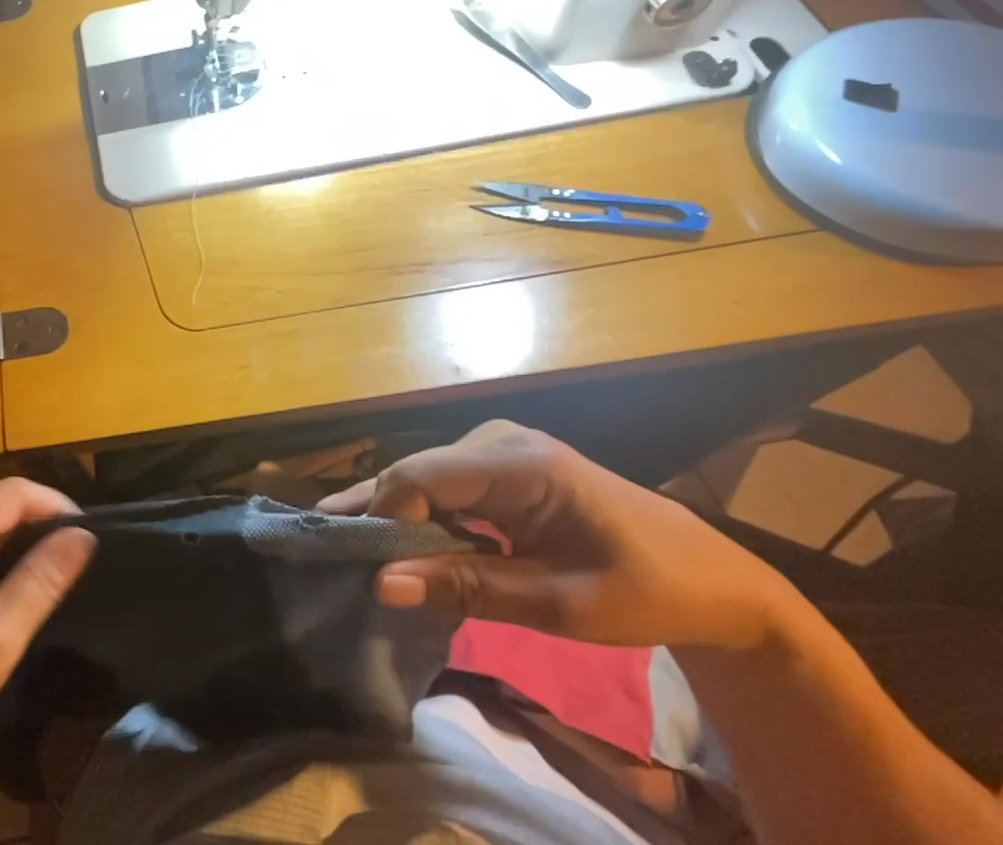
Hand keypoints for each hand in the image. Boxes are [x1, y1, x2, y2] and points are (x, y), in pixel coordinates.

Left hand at [0, 478, 96, 762]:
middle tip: (87, 558)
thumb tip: (86, 536)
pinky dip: (13, 551)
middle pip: (5, 501)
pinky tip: (35, 577)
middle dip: (47, 521)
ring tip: (69, 567)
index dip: (58, 507)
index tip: (95, 540)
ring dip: (32, 537)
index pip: (15, 493)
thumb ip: (42, 580)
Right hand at [317, 420, 799, 651]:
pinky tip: (384, 539)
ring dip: (388, 517)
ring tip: (341, 547)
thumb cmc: (647, 591)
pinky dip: (415, 516)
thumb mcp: (560, 604)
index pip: (422, 476)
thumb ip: (468, 589)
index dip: (382, 517)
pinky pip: (440, 486)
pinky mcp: (498, 467)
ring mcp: (498, 449)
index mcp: (523, 463)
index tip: (360, 567)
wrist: (713, 580)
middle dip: (376, 516)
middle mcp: (500, 441)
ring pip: (419, 478)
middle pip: (413, 472)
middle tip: (333, 559)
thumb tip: (381, 583)